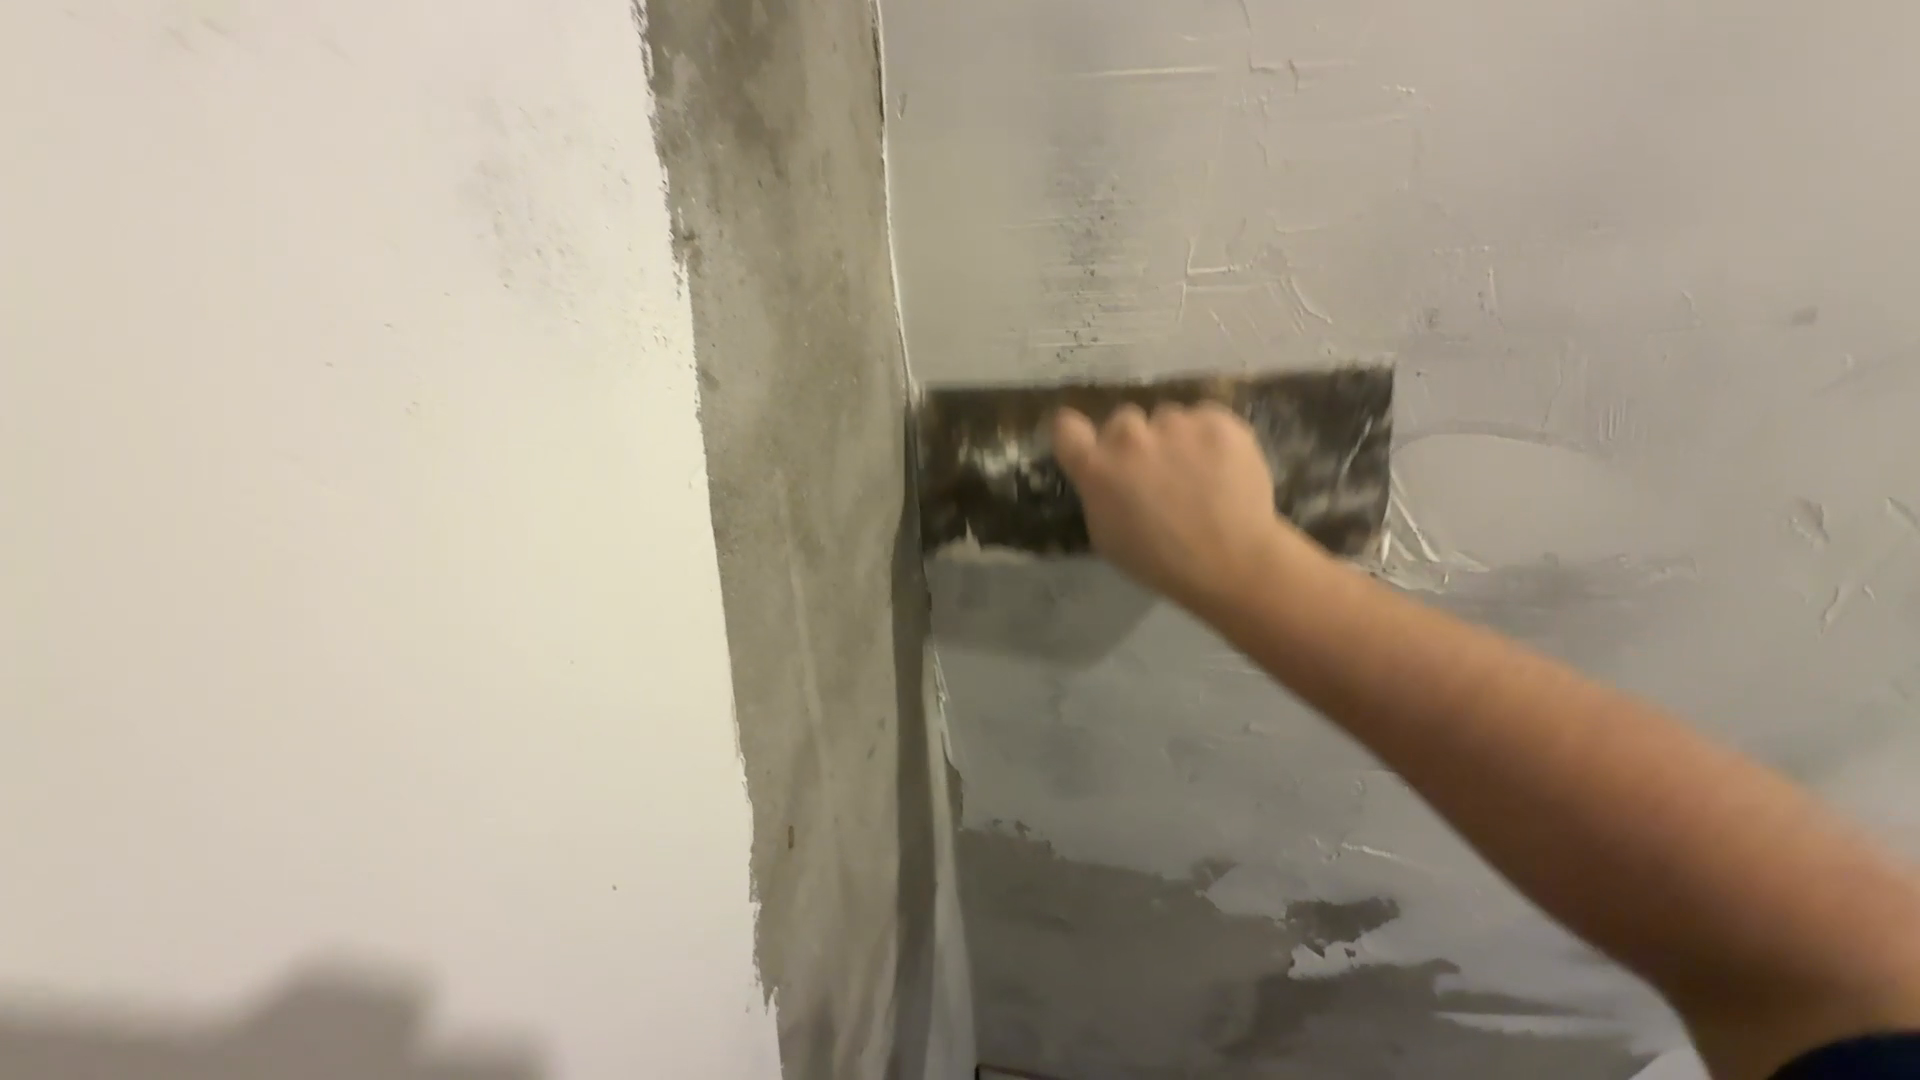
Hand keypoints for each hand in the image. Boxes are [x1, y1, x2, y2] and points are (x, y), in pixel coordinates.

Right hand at [1050, 402, 1319, 609]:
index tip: (1091, 445)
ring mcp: (1176, 424)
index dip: (1077, 434)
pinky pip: (1205, 418)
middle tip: (1155, 471)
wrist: (1232, 563)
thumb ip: (1098, 493)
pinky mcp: (1218, 421)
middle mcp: (1130, 436)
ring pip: (1167, 418)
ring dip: (1174, 438)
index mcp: (1096, 467)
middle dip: (1134, 442)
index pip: (1067, 427)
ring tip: (1196, 471)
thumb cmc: (1160, 562)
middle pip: (1123, 420)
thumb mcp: (1106, 535)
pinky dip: (1210, 437)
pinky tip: (1222, 466)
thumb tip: (1105, 476)